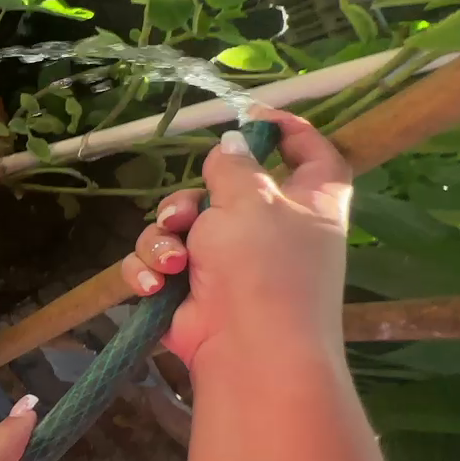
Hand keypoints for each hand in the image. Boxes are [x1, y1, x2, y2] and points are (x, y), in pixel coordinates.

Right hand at [120, 108, 351, 370]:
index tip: (254, 116)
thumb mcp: (250, 203)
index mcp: (305, 202)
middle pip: (215, 192)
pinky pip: (152, 262)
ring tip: (171, 265)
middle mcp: (267, 228)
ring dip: (160, 243)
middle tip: (182, 218)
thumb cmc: (264, 267)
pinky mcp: (187, 285)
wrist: (245, 345)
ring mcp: (225, 259)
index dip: (289, 132)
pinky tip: (155, 286)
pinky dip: (148, 271)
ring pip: (171, 228)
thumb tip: (233, 142)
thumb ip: (235, 167)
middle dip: (184, 203)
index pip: (311, 154)